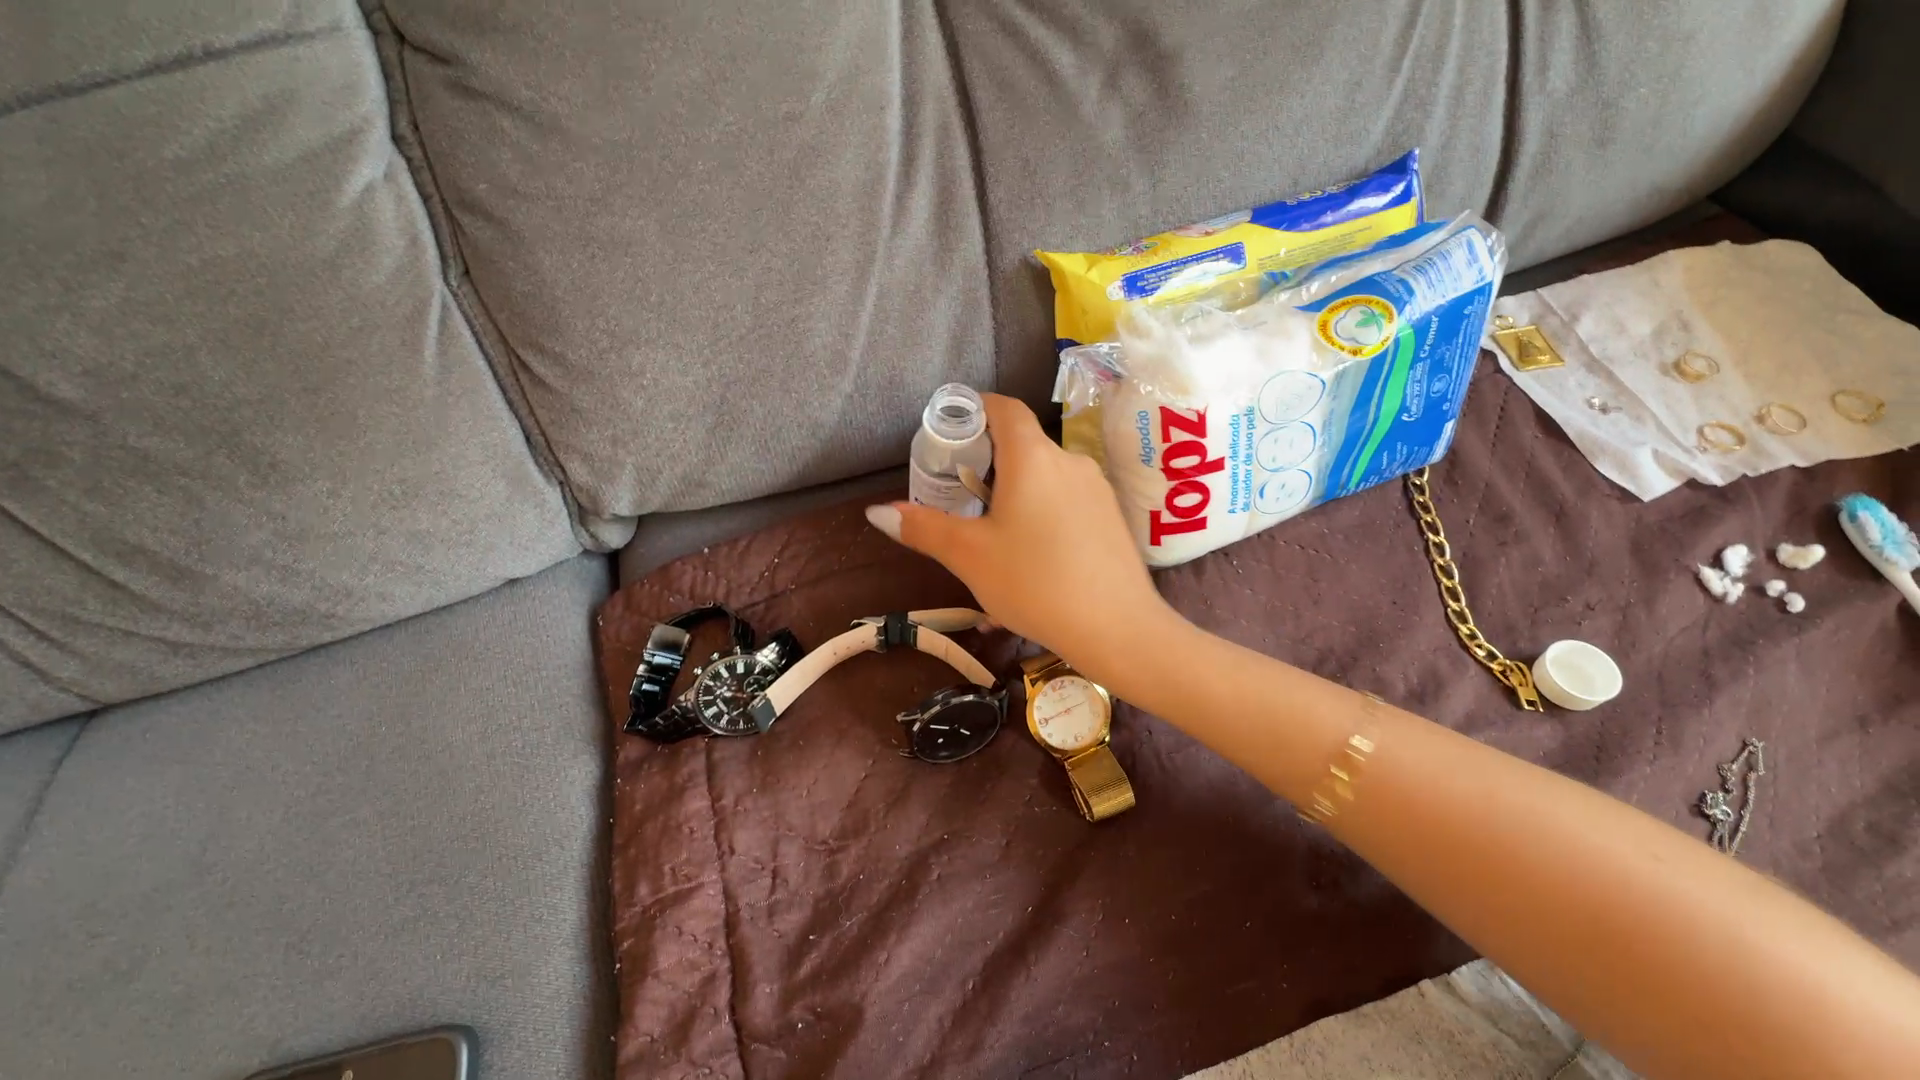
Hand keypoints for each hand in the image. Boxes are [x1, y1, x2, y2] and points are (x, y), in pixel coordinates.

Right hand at [865, 394, 1183, 679]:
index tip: (951, 428)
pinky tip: (1034, 555)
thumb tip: (877, 511)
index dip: (975, 408)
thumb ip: (923, 527)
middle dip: (989, 460)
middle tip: (960, 492)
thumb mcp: (969, 556)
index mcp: (1032, 457)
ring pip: (1046, 477)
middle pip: (1024, 444)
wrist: (1117, 628)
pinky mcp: (1112, 518)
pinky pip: (1068, 501)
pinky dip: (1044, 512)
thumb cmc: (1035, 583)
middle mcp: (1069, 461)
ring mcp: (1097, 489)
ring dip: (1017, 491)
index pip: (1004, 408)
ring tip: (993, 531)